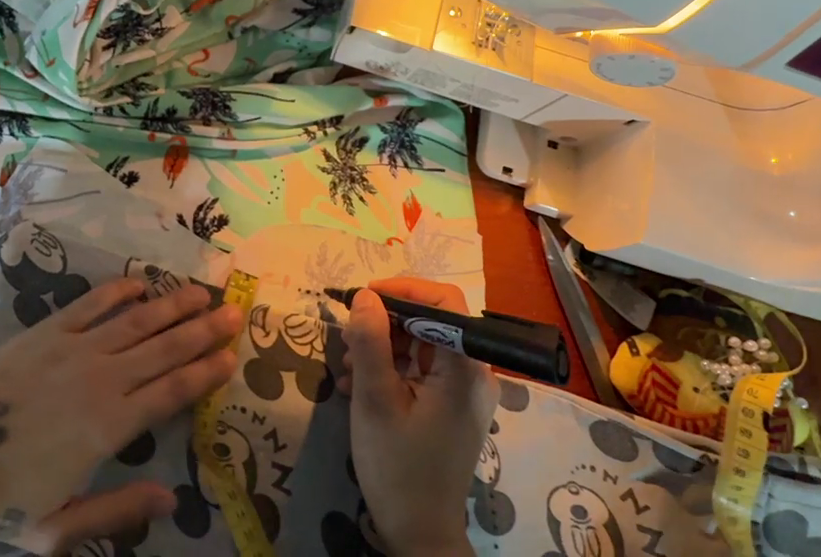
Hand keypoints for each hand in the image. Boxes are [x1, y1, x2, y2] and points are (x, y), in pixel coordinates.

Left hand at [0, 278, 241, 556]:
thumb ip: (119, 511)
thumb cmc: (2, 500)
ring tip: (201, 292)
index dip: (205, 372)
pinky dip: (120, 292)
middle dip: (202, 330)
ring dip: (172, 305)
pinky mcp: (45, 331)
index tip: (233, 356)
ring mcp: (72, 349)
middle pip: (163, 348)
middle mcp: (100, 379)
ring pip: (136, 321)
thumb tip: (174, 498)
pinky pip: (91, 305)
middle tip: (234, 311)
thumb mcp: (61, 528)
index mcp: (110, 426)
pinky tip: (142, 285)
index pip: (172, 391)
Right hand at [341, 277, 497, 556]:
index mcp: (465, 368)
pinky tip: (356, 385)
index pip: (445, 302)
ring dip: (381, 347)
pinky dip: (389, 369)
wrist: (418, 533)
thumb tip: (366, 295)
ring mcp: (464, 393)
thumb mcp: (374, 399)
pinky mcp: (451, 408)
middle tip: (347, 339)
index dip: (404, 289)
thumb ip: (370, 341)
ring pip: (421, 345)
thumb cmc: (398, 465)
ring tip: (346, 367)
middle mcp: (474, 374)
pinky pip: (421, 370)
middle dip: (384, 323)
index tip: (363, 298)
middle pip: (430, 322)